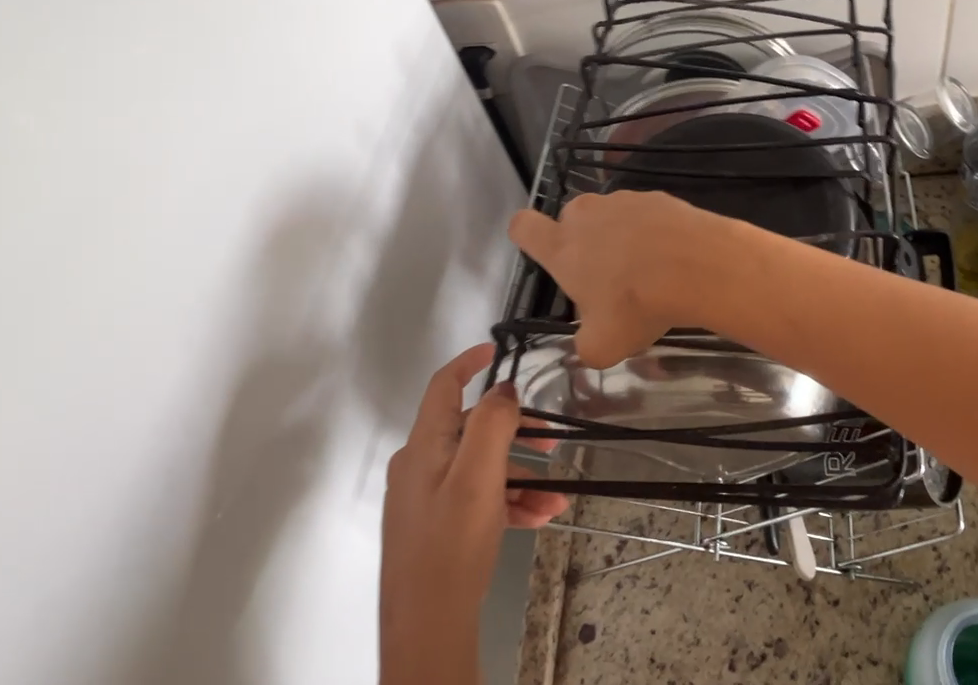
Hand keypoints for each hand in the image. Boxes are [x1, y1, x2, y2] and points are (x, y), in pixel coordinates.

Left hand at [380, 344, 568, 684]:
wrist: (426, 628)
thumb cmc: (451, 546)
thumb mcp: (478, 479)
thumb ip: (492, 425)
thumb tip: (502, 390)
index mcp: (425, 446)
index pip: (443, 386)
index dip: (469, 362)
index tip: (498, 350)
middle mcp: (421, 466)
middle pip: (472, 429)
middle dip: (516, 432)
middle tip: (553, 439)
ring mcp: (428, 499)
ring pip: (481, 468)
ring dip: (521, 475)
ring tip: (555, 498)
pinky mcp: (438, 528)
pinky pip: (478, 499)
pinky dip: (509, 502)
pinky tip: (540, 518)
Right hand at [508, 191, 736, 368]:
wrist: (697, 266)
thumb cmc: (637, 304)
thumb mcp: (603, 345)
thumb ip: (586, 344)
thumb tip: (589, 344)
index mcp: (562, 246)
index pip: (523, 226)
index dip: (528, 236)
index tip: (543, 252)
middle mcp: (587, 215)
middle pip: (572, 220)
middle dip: (584, 242)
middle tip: (607, 276)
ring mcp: (624, 200)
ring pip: (611, 216)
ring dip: (621, 236)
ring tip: (647, 269)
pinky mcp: (659, 196)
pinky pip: (646, 214)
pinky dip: (653, 231)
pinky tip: (672, 256)